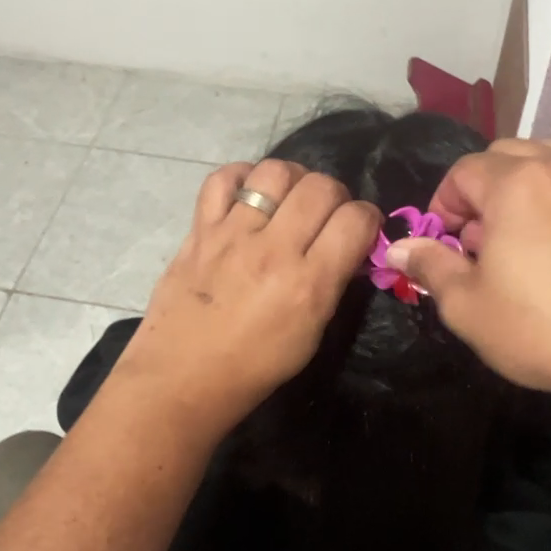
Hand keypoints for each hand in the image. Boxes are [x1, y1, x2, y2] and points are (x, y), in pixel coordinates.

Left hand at [115, 158, 380, 434]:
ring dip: (294, 179)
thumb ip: (333, 281)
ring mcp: (232, 234)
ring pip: (275, 172)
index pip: (356, 220)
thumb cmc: (255, 366)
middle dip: (336, 195)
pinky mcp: (199, 230)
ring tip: (290, 198)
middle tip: (327, 214)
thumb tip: (349, 245)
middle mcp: (273, 250)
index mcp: (308, 284)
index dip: (368, 219)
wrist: (182, 378)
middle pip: (321, 187)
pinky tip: (249, 195)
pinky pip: (222, 179)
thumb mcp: (312, 331)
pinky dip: (242, 177)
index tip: (361, 229)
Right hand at [384, 140, 550, 396]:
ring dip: (531, 180)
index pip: (463, 172)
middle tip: (480, 244)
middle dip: (483, 191)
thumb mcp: (465, 305)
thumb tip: (400, 247)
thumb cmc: (537, 329)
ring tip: (525, 227)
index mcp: (513, 184)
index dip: (444, 206)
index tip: (444, 245)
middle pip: (507, 155)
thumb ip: (431, 265)